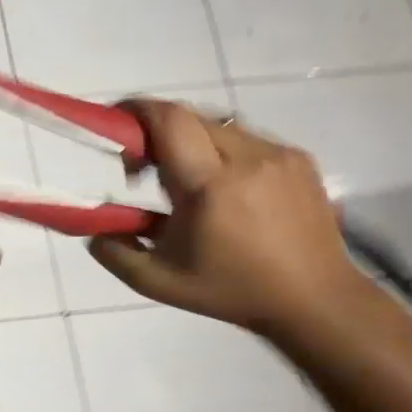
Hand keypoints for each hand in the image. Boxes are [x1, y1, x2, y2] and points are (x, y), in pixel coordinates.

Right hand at [88, 99, 373, 336]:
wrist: (316, 300)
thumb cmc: (230, 290)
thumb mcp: (154, 280)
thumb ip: (112, 249)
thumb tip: (96, 227)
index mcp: (210, 186)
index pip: (169, 120)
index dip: (135, 111)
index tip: (112, 123)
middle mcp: (248, 159)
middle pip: (190, 118)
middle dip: (154, 131)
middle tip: (140, 168)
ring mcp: (280, 156)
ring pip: (218, 126)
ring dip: (188, 142)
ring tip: (181, 180)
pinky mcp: (300, 160)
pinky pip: (247, 139)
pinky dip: (220, 151)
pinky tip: (219, 186)